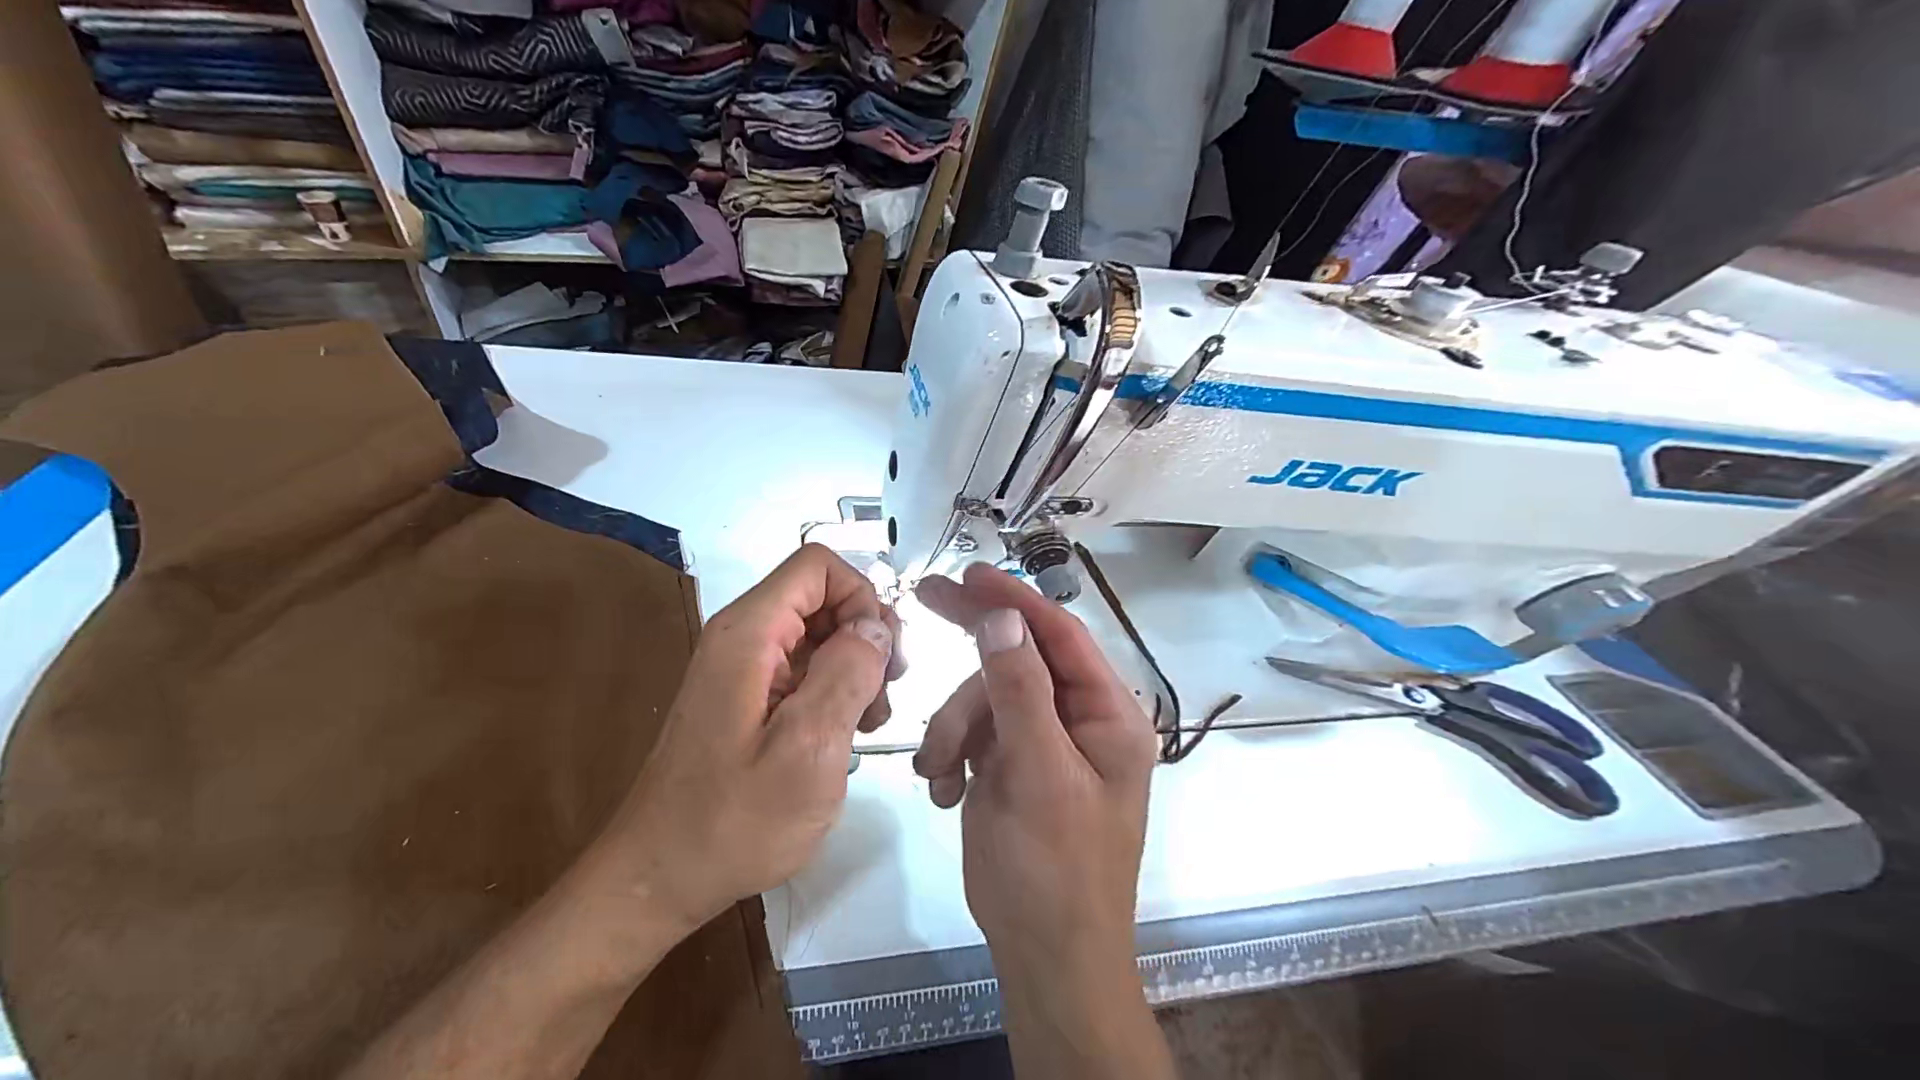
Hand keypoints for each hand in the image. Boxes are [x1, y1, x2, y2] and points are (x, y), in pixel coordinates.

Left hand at [593, 544, 902, 931]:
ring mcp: (743, 669)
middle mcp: (742, 637)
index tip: (879, 657)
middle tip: (884, 694)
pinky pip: (804, 668)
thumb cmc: (732, 822)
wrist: (657, 880)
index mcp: (749, 634)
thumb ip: (848, 674)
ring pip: (818, 633)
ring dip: (855, 666)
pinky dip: (835, 689)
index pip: (819, 566)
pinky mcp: (747, 698)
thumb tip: (877, 625)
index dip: (861, 598)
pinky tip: (844, 733)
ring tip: (868, 722)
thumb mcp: (809, 748)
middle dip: (865, 634)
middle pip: (821, 596)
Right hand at [912, 563, 1155, 976]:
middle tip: (927, 600)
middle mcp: (1079, 719)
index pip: (1060, 635)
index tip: (969, 574)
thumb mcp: (1038, 775)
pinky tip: (942, 790)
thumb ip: (1020, 692)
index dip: (1016, 600)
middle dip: (972, 653)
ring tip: (938, 774)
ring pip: (985, 699)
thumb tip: (1002, 618)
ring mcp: (1041, 743)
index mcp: (1107, 715)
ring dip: (952, 729)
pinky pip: (973, 735)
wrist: (1046, 959)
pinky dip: (950, 755)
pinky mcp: (1011, 767)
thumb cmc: (1055, 872)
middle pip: (1019, 659)